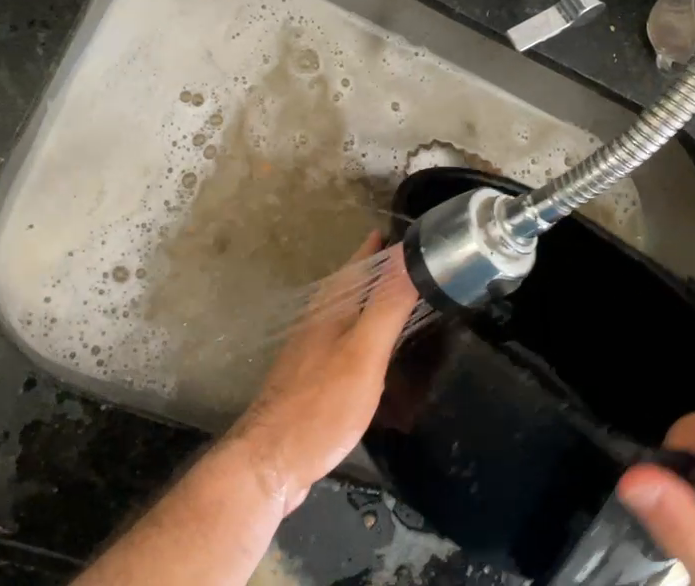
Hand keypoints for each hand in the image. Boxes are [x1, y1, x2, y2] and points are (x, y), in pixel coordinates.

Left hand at [224, 233, 418, 515]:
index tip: (420, 234)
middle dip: (385, 270)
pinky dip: (369, 332)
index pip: (363, 260)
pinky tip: (380, 349)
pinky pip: (348, 339)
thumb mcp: (364, 353)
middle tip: (423, 265)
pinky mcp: (314, 376)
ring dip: (376, 301)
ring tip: (407, 300)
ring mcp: (313, 348)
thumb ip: (387, 305)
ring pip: (351, 312)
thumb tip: (406, 252)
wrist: (271, 461)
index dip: (388, 245)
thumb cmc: (321, 404)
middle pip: (356, 284)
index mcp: (332, 306)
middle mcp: (319, 319)